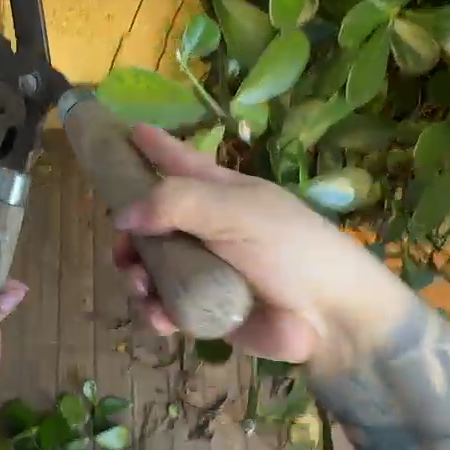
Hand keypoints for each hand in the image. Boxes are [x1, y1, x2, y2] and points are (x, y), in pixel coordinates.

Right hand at [110, 124, 412, 365]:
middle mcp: (206, 228)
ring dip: (137, 276)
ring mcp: (202, 271)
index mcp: (219, 192)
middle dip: (129, 235)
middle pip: (149, 222)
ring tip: (143, 286)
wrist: (329, 317)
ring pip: (149, 267)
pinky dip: (152, 311)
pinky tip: (158, 316)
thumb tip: (121, 215)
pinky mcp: (202, 309)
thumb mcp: (234, 211)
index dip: (152, 147)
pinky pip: (162, 307)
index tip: (122, 132)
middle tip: (125, 251)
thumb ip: (174, 203)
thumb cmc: (289, 248)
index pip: (179, 161)